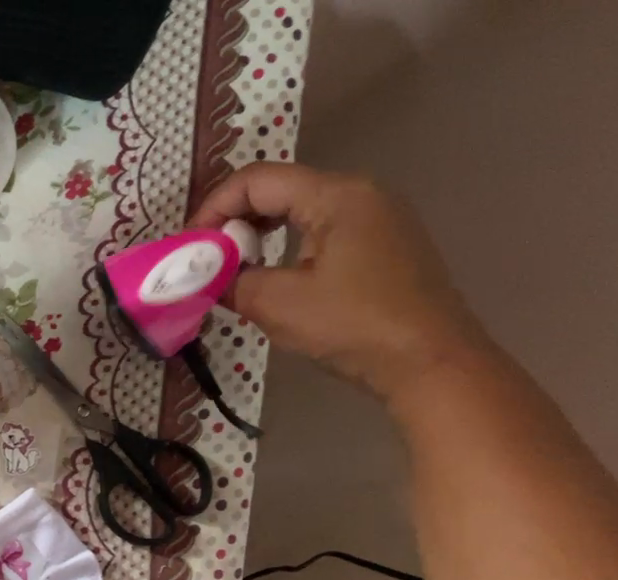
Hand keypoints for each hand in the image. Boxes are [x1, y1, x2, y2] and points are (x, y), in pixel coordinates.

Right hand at [189, 163, 496, 402]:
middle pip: (278, 190)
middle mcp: (359, 194)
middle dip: (231, 221)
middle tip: (204, 261)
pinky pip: (318, 230)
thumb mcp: (275, 303)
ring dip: (256, 236)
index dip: (212, 208)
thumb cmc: (352, 325)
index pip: (257, 180)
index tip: (189, 249)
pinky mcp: (380, 245)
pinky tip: (269, 278)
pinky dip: (283, 246)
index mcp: (336, 196)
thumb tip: (204, 275)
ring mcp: (375, 218)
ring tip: (230, 272)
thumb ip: (230, 280)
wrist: (428, 361)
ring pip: (298, 211)